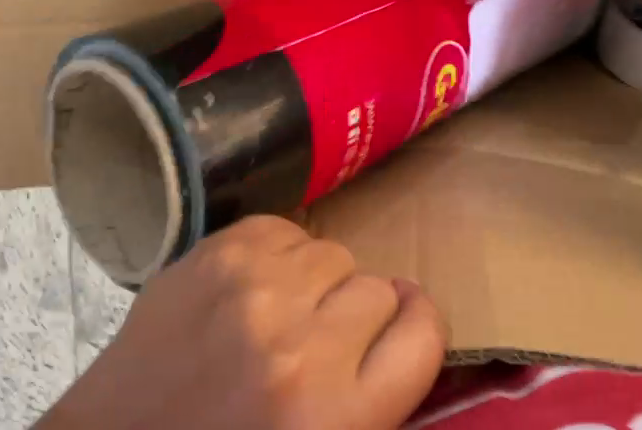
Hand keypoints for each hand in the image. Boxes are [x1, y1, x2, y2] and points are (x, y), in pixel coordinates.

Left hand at [39, 216, 446, 429]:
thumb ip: (371, 394)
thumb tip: (405, 312)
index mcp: (335, 415)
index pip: (424, 332)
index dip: (416, 326)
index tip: (397, 329)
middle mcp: (303, 345)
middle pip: (379, 288)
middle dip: (356, 315)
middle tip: (316, 344)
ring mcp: (256, 290)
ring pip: (333, 253)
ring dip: (316, 283)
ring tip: (278, 316)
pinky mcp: (217, 253)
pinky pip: (286, 229)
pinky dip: (278, 256)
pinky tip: (251, 290)